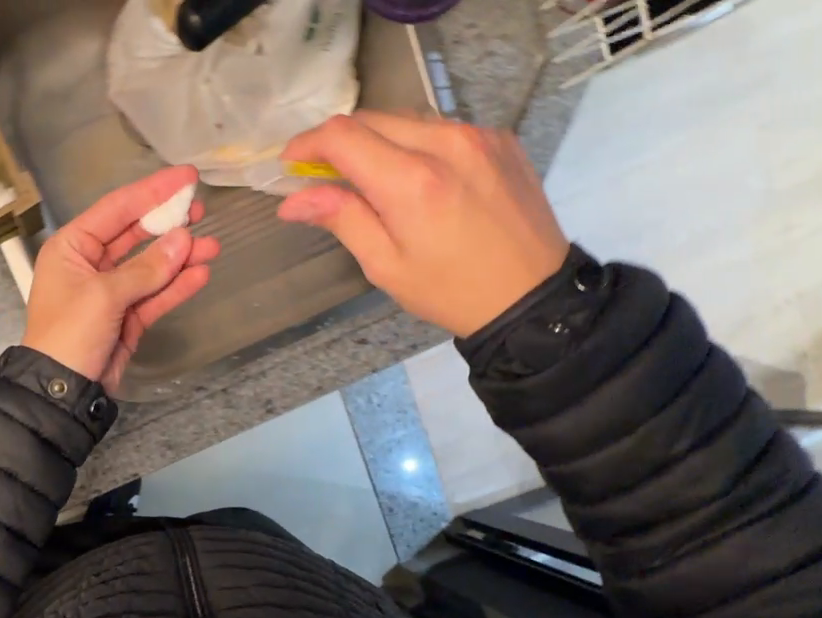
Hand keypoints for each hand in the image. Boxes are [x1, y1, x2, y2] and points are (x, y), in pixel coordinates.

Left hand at [22, 165, 221, 394]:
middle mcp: (89, 264)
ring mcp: (110, 293)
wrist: (62, 390)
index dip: (153, 192)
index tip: (187, 177)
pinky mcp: (126, 320)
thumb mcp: (104, 296)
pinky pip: (154, 297)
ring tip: (213, 247)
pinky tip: (200, 275)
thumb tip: (185, 240)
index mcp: (72, 247)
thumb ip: (146, 269)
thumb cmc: (70, 333)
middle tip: (202, 210)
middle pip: (135, 235)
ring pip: (150, 268)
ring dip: (180, 258)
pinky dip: (176, 287)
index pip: (117, 209)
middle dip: (169, 224)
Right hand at [278, 112, 569, 337]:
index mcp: (411, 182)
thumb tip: (293, 200)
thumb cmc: (449, 291)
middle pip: (373, 119)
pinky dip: (416, 145)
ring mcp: (477, 135)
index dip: (308, 144)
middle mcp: (445, 144)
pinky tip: (416, 179)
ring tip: (368, 180)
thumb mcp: (385, 265)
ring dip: (378, 142)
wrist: (530, 295)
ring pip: (407, 120)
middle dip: (339, 143)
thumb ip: (342, 220)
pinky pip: (442, 128)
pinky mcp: (499, 138)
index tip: (291, 164)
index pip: (343, 135)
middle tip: (322, 177)